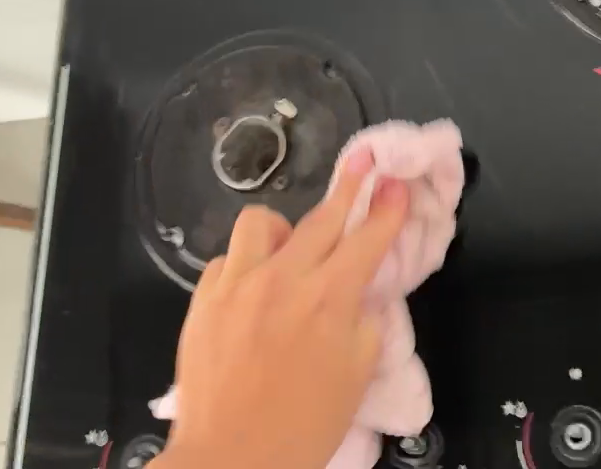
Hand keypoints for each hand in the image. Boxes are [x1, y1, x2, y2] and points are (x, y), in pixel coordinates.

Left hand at [158, 153, 409, 468]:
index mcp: (330, 299)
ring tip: (286, 250)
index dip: (387, 207)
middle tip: (363, 162)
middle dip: (350, 183)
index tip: (396, 181)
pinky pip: (226, 260)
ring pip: (261, 222)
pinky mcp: (204, 299)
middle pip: (323, 215)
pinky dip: (243, 267)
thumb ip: (366, 322)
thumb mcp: (357, 376)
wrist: (228, 464)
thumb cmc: (304, 427)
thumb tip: (361, 292)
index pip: (368, 238)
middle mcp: (285, 279)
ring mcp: (239, 285)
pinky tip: (249, 291)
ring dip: (282, 229)